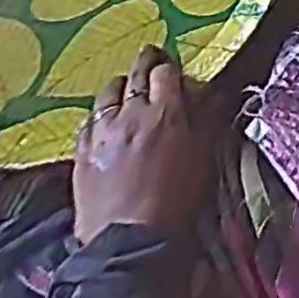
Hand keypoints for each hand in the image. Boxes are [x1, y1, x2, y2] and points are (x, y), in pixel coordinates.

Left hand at [72, 45, 205, 245]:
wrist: (128, 240)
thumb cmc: (176, 195)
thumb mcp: (202, 151)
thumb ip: (208, 114)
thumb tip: (217, 88)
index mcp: (166, 110)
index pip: (165, 70)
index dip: (169, 64)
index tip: (171, 66)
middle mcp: (132, 112)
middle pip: (136, 73)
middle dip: (144, 61)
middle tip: (150, 57)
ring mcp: (103, 131)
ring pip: (107, 92)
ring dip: (119, 86)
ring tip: (125, 88)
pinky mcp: (81, 152)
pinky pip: (88, 120)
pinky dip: (98, 114)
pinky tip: (104, 119)